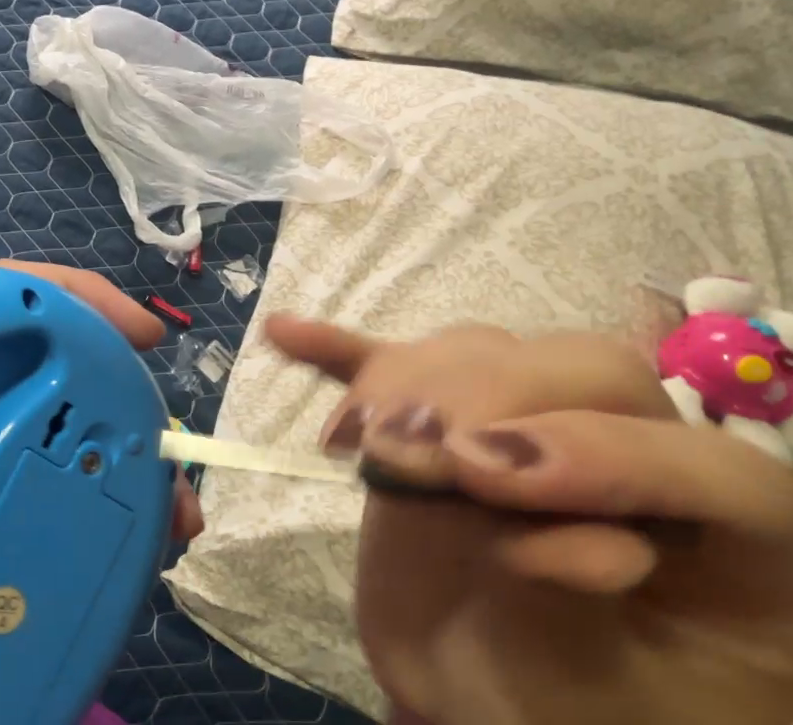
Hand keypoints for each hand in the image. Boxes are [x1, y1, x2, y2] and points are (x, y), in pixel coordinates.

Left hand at [0, 263, 205, 597]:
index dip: (62, 296)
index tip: (132, 328)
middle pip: (34, 356)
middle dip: (110, 381)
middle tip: (165, 440)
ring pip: (44, 420)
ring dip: (111, 451)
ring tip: (163, 511)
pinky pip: (30, 477)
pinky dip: (82, 498)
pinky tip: (117, 537)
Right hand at [268, 316, 792, 724]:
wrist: (495, 705)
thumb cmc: (565, 713)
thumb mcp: (598, 690)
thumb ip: (570, 592)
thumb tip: (505, 495)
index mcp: (739, 540)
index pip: (699, 463)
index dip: (596, 453)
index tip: (478, 476)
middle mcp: (634, 455)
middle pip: (587, 370)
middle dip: (485, 399)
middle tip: (405, 456)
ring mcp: (525, 426)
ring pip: (487, 351)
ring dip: (409, 378)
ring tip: (355, 438)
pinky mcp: (441, 427)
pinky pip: (396, 368)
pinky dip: (340, 353)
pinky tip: (283, 335)